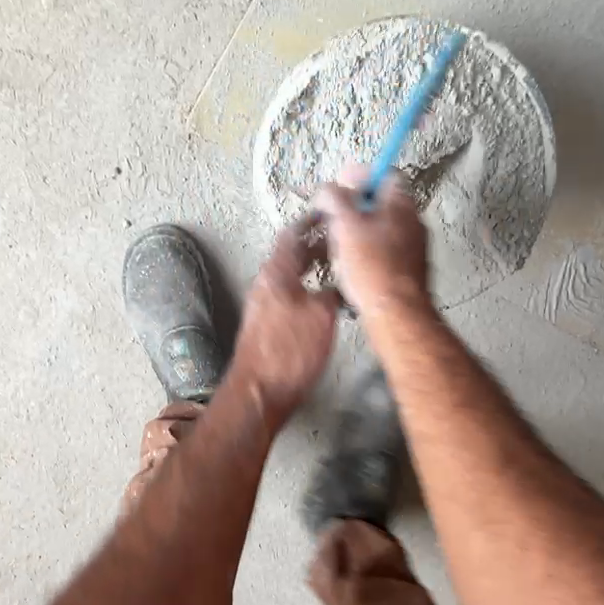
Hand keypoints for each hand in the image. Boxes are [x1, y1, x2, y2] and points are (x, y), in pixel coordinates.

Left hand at [232, 220, 339, 426]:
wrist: (260, 392)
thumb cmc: (290, 350)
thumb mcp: (321, 316)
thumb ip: (331, 293)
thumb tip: (338, 285)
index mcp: (276, 272)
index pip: (292, 234)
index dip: (311, 221)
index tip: (331, 212)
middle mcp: (267, 283)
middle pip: (292, 253)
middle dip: (316, 244)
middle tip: (343, 239)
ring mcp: (266, 304)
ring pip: (292, 274)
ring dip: (313, 267)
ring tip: (340, 266)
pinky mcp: (269, 324)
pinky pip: (292, 293)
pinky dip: (309, 287)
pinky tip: (327, 298)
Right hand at [313, 168, 430, 319]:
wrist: (396, 313)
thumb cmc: (371, 265)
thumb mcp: (344, 224)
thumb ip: (334, 197)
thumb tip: (328, 188)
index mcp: (401, 204)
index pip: (385, 173)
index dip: (360, 174)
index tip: (340, 184)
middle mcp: (413, 221)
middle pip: (380, 200)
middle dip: (353, 204)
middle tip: (332, 214)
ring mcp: (414, 246)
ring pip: (380, 226)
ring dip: (357, 228)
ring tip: (335, 241)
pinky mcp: (408, 269)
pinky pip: (383, 248)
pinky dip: (365, 248)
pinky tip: (349, 263)